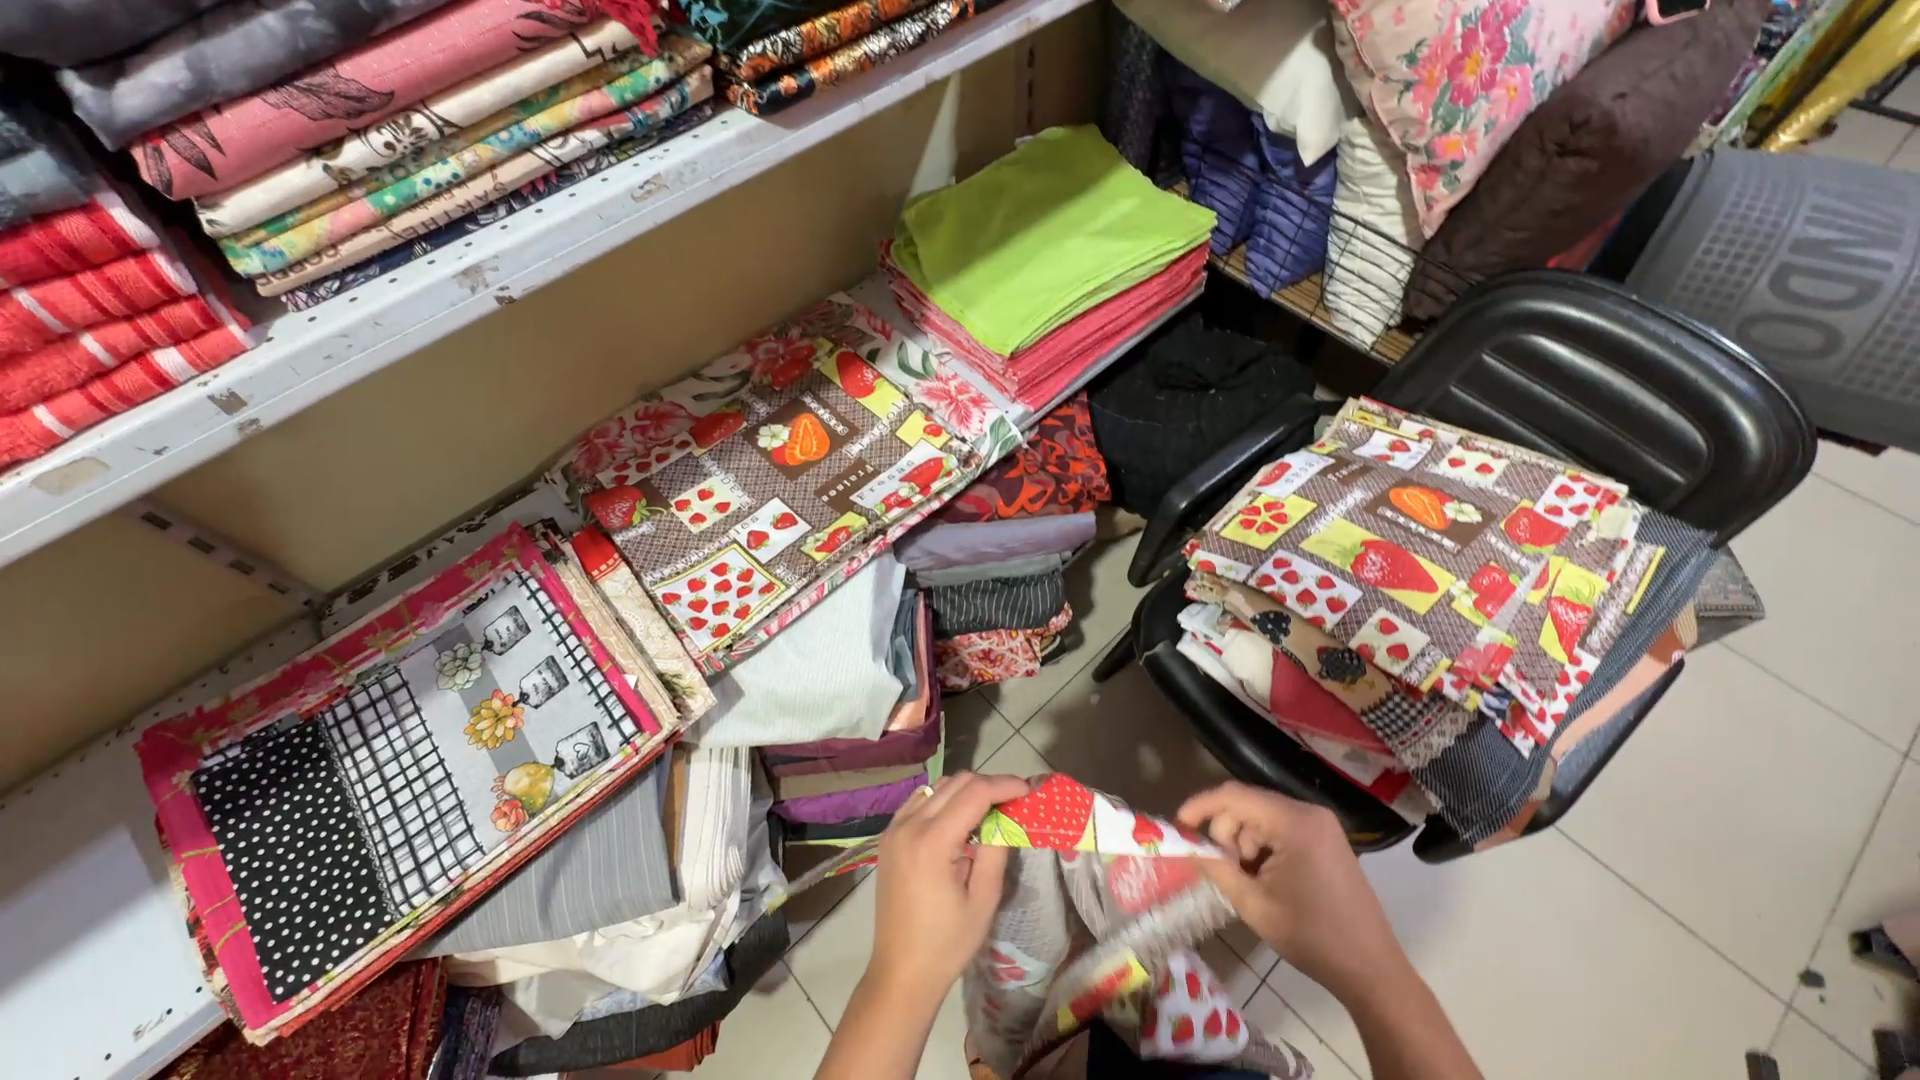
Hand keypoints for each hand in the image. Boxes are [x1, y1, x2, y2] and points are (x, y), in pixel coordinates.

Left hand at [866, 771, 1031, 1007]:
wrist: (901, 971)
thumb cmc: (947, 942)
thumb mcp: (984, 898)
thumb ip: (996, 849)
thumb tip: (1008, 816)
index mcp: (932, 841)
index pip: (974, 793)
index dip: (1005, 786)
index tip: (1028, 791)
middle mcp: (908, 825)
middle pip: (955, 782)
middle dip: (988, 785)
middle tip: (1013, 803)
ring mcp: (894, 829)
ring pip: (936, 787)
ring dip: (965, 791)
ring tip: (989, 812)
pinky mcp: (888, 838)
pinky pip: (919, 801)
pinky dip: (942, 801)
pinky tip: (958, 822)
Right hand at [1179, 782, 1409, 1002]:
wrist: (1371, 969)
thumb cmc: (1311, 936)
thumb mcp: (1254, 904)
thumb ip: (1217, 868)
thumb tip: (1187, 847)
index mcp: (1295, 823)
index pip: (1235, 797)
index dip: (1201, 806)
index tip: (1179, 826)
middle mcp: (1309, 814)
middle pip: (1248, 806)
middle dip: (1227, 833)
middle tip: (1224, 870)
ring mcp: (1322, 826)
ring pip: (1262, 818)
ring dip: (1244, 844)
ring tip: (1248, 882)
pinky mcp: (1327, 840)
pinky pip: (1281, 830)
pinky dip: (1263, 848)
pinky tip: (1265, 879)